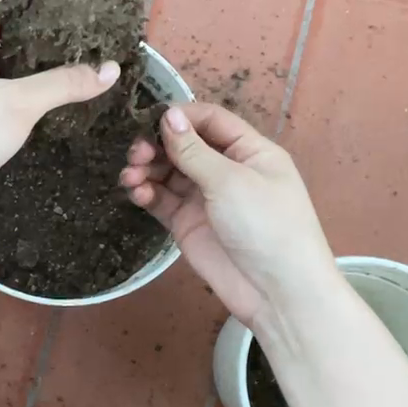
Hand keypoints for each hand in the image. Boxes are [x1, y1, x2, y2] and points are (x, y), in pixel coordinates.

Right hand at [118, 103, 337, 327]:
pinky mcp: (187, 222)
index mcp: (249, 152)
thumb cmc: (266, 225)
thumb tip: (168, 114)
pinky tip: (137, 192)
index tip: (150, 121)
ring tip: (131, 177)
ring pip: (167, 171)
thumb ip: (193, 149)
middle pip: (183, 145)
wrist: (276, 292)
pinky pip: (161, 199)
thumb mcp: (230, 181)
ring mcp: (205, 197)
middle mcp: (225, 170)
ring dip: (147, 169)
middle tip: (136, 154)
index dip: (181, 117)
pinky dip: (146, 192)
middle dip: (157, 145)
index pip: (211, 121)